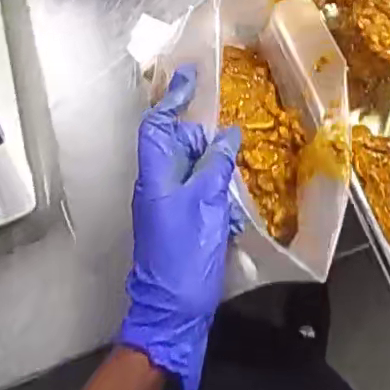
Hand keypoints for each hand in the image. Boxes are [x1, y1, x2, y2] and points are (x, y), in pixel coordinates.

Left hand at [116, 65, 242, 389]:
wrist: (171, 313)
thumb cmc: (184, 258)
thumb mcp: (206, 206)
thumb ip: (217, 165)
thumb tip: (228, 135)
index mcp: (156, 176)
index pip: (157, 125)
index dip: (172, 98)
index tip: (190, 75)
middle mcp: (158, 184)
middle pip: (177, 142)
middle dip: (202, 134)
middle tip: (229, 134)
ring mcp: (169, 203)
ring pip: (192, 165)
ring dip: (213, 163)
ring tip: (234, 171)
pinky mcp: (182, 219)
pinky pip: (199, 188)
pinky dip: (216, 186)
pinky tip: (233, 200)